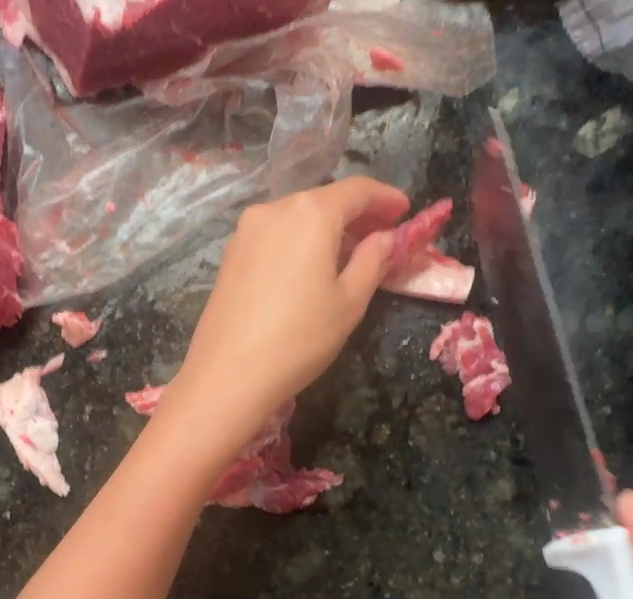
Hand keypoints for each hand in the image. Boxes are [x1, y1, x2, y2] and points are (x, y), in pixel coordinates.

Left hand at [153, 177, 408, 457]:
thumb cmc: (298, 339)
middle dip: (355, 215)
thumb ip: (372, 261)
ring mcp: (246, 232)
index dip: (385, 198)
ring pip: (296, 219)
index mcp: (311, 213)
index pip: (357, 190)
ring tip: (347, 256)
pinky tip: (309, 268)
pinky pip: (275, 237)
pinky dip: (298, 243)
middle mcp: (275, 210)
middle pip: (323, 201)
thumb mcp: (349, 303)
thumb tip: (384, 238)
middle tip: (380, 237)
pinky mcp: (230, 256)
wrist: (228, 375)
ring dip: (325, 230)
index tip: (404, 211)